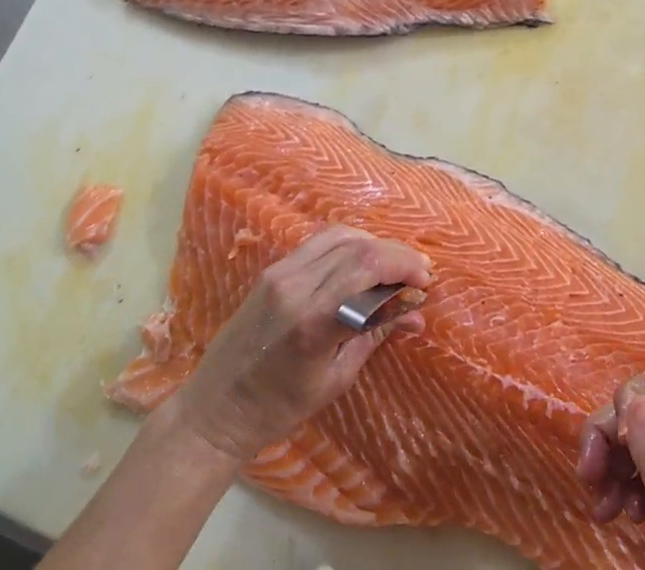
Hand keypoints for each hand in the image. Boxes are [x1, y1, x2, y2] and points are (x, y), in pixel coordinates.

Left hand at [170, 224, 432, 463]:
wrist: (217, 407)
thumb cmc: (279, 407)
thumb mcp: (336, 379)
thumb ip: (375, 336)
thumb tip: (416, 314)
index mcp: (313, 321)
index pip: (368, 268)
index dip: (404, 266)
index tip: (426, 282)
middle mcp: (294, 285)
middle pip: (357, 246)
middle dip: (395, 254)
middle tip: (419, 273)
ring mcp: (279, 273)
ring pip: (338, 236)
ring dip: (373, 245)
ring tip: (394, 268)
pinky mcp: (271, 271)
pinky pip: (318, 244)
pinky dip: (348, 246)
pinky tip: (363, 265)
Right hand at [576, 373, 644, 569]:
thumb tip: (639, 400)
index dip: (630, 403)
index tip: (614, 444)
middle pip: (641, 411)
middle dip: (608, 436)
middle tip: (589, 476)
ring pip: (634, 438)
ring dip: (608, 463)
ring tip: (601, 505)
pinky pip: (637, 469)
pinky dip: (617, 485)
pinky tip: (614, 514)